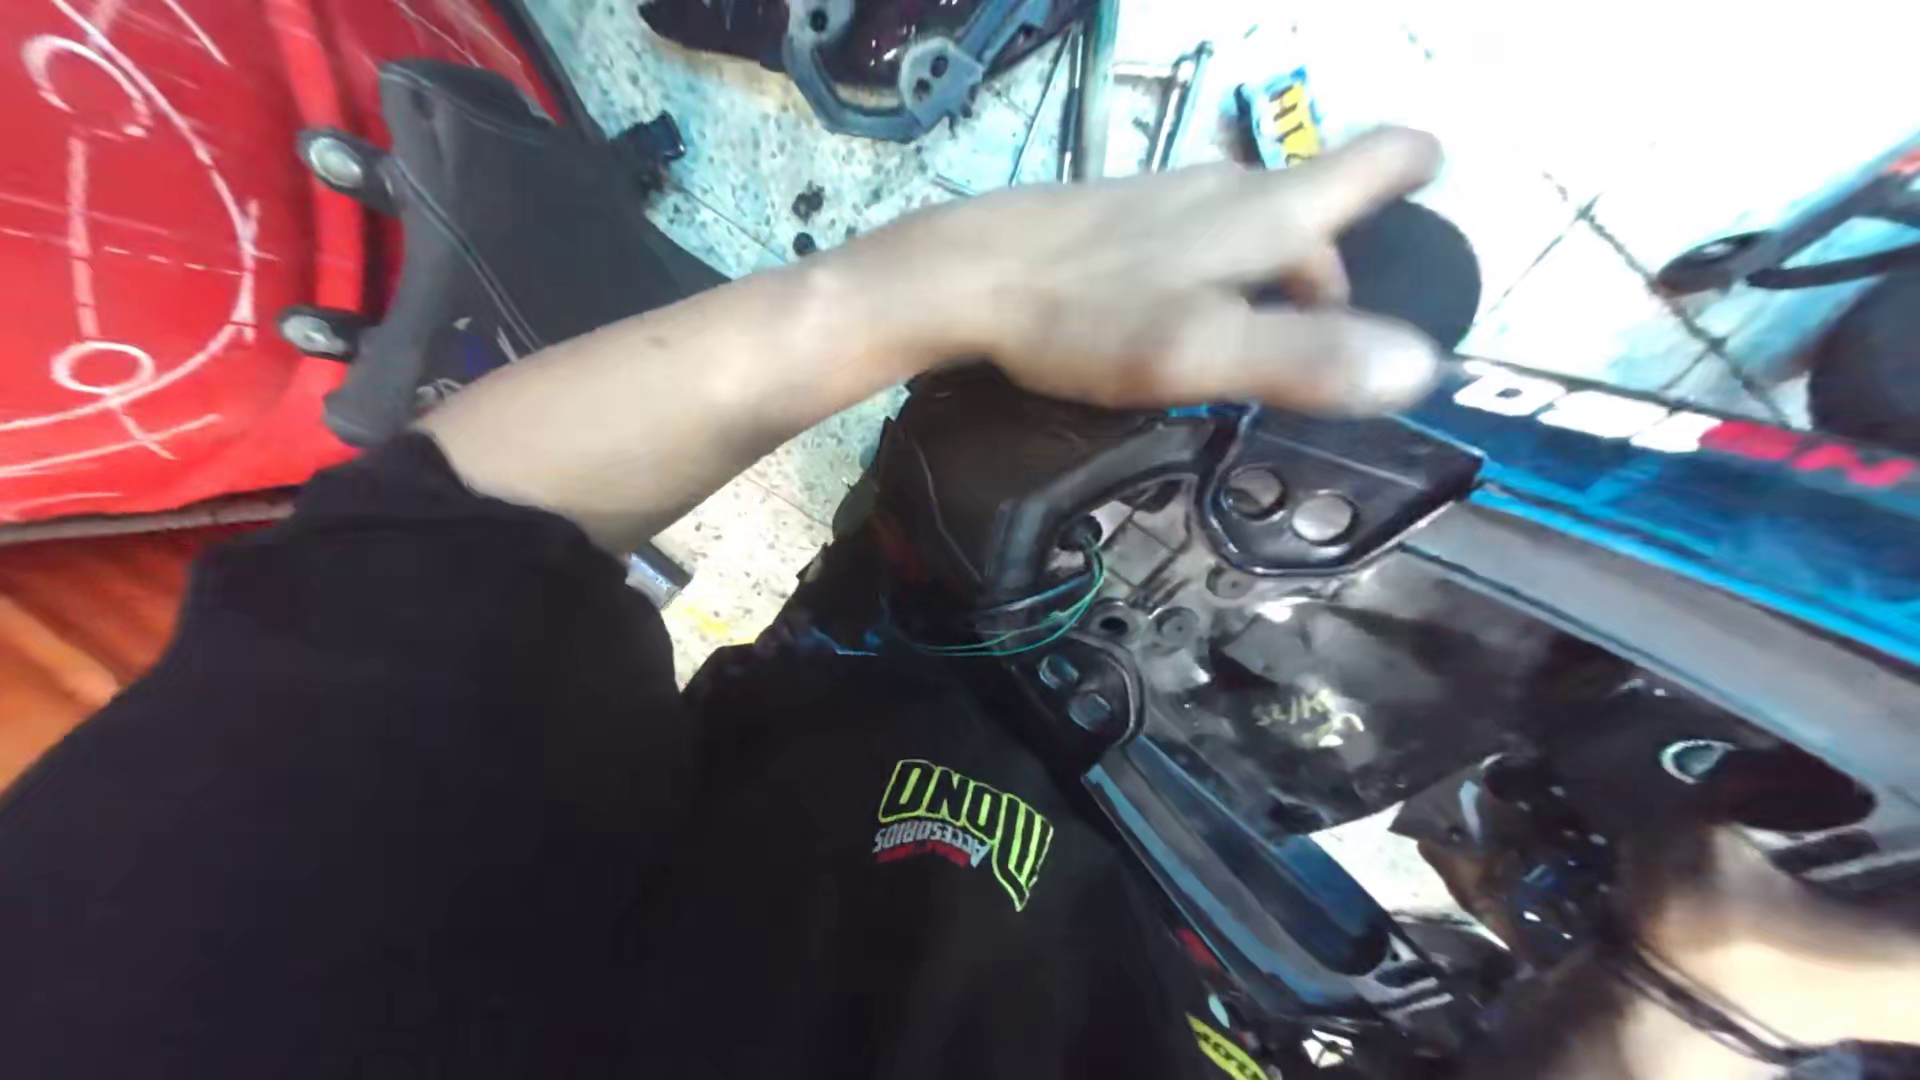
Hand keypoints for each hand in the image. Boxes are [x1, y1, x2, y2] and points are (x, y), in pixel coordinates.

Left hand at [836, 127, 1445, 413]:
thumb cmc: (1088, 315)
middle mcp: (1212, 193)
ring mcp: (1151, 202)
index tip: (1432, 164)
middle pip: (1296, 213)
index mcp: (1257, 216)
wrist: (971, 278)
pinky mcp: (1101, 223)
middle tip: (1324, 316)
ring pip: (1232, 226)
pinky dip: (1198, 269)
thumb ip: (1299, 360)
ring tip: (1253, 317)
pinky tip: (1168, 302)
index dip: (1403, 166)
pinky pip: (1174, 240)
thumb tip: (1417, 370)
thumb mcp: (1198, 350)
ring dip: (1258, 267)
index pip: (1360, 170)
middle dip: (1323, 260)